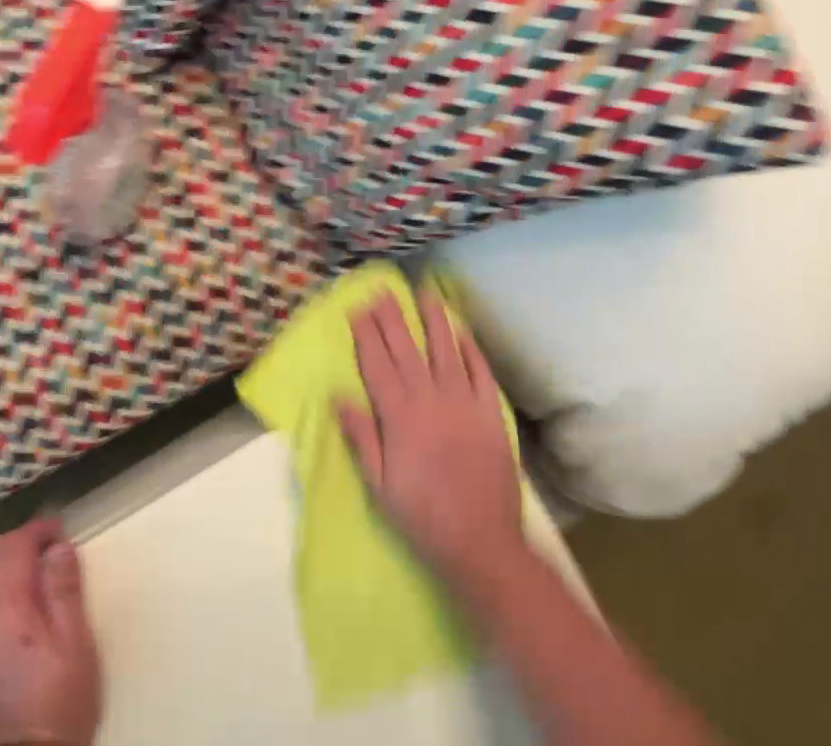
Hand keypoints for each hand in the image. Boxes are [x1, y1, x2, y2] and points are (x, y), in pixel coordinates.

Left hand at [0, 518, 101, 745]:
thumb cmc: (62, 697)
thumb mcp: (76, 641)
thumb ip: (64, 589)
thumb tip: (58, 547)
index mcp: (3, 607)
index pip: (12, 547)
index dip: (37, 531)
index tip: (61, 530)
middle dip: (17, 543)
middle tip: (51, 549)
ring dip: (0, 564)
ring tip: (34, 573)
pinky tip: (12, 603)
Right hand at [338, 286, 526, 591]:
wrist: (481, 540)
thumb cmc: (422, 517)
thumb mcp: (379, 485)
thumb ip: (363, 437)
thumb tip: (340, 397)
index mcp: (399, 418)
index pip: (378, 366)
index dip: (367, 336)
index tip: (357, 309)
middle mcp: (431, 400)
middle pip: (408, 350)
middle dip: (393, 318)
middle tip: (382, 290)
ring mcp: (464, 403)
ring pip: (446, 350)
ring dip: (434, 320)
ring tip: (426, 292)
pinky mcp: (490, 413)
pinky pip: (480, 371)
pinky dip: (470, 348)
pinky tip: (462, 330)